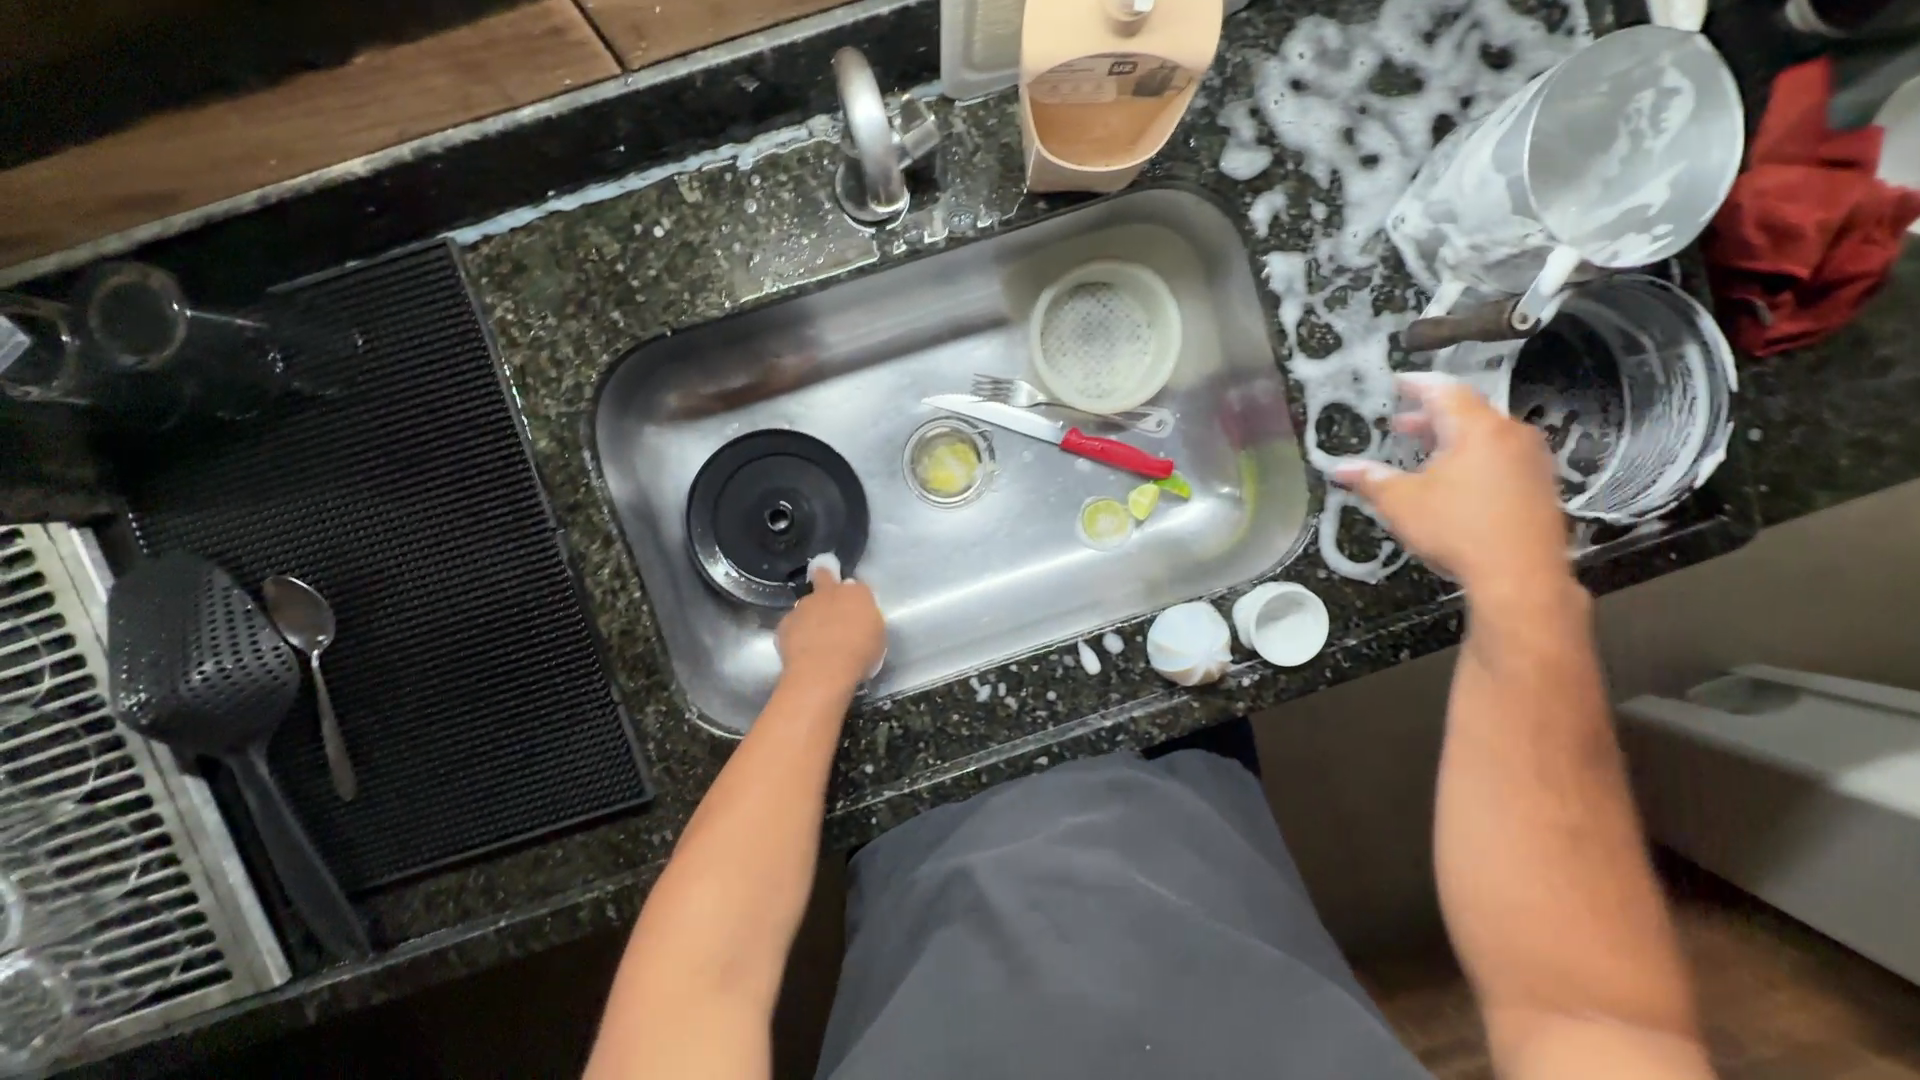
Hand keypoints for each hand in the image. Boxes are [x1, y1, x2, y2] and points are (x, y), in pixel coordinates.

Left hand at [776, 561, 885, 691]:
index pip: (858, 587)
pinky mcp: (786, 622)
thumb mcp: (877, 639)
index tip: (855, 611)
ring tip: (814, 637)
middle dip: (824, 577)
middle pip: (824, 574)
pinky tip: (801, 648)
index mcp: (857, 594)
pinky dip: (796, 632)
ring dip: (811, 614)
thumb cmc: (859, 656)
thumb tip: (859, 622)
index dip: (855, 598)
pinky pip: (793, 624)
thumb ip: (867, 623)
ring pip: (807, 603)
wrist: (823, 670)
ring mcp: (804, 605)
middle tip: (825, 590)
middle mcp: (829, 592)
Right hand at [1331, 374, 1569, 596]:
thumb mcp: (1401, 503)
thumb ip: (1371, 480)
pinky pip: (1503, 456)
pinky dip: (1475, 456)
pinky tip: (1456, 479)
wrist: (1521, 574)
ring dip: (1453, 438)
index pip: (1443, 389)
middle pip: (1467, 410)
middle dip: (1431, 416)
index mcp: (1475, 428)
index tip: (1397, 382)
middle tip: (1401, 425)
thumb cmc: (1457, 529)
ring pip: (1487, 434)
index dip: (1416, 384)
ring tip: (1425, 454)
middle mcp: (1510, 433)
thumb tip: (1338, 468)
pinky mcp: (1541, 484)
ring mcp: (1531, 458)